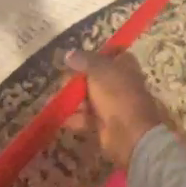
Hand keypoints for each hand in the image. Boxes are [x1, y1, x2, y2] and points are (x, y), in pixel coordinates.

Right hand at [61, 49, 174, 169]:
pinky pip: (87, 116)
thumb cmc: (116, 93)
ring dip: (74, 98)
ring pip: (90, 97)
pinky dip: (75, 117)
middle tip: (62, 81)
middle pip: (97, 76)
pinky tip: (60, 116)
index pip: (112, 53)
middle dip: (78, 79)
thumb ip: (83, 60)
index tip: (78, 57)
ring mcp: (113, 103)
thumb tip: (68, 54)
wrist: (129, 132)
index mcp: (125, 65)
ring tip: (56, 99)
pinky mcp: (105, 122)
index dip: (97, 54)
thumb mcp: (98, 70)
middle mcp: (120, 82)